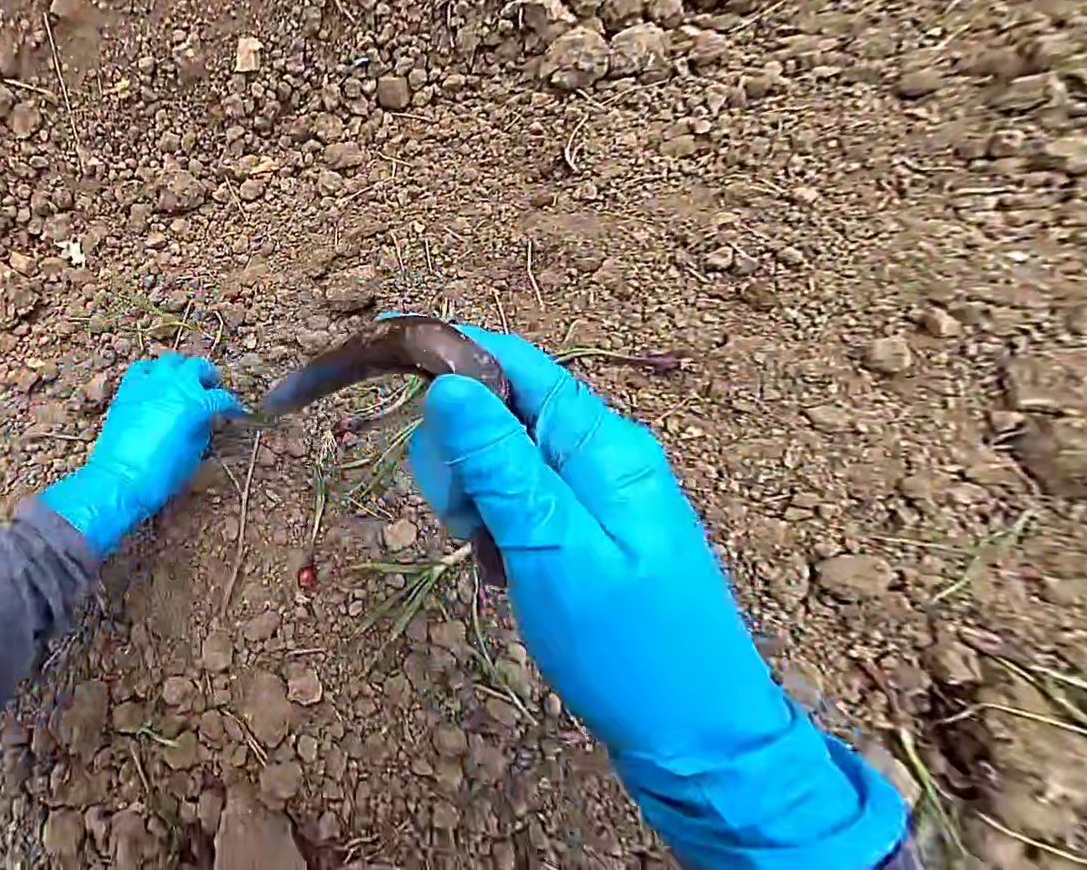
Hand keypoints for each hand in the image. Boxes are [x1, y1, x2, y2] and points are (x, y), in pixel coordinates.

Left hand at [38, 354, 243, 555]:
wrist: (119, 481)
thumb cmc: (160, 474)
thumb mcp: (194, 453)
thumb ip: (203, 429)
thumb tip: (206, 420)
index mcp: (197, 404)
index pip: (222, 397)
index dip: (232, 406)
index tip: (236, 412)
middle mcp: (175, 386)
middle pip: (198, 367)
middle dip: (208, 377)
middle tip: (211, 389)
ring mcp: (150, 384)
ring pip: (171, 360)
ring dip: (182, 368)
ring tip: (184, 381)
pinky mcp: (128, 388)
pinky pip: (143, 368)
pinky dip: (152, 371)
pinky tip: (155, 382)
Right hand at [408, 326, 905, 868]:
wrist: (694, 739)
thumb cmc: (628, 646)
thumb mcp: (552, 549)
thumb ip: (500, 462)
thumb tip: (448, 385)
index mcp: (600, 441)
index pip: (517, 363)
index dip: (454, 348)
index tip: (392, 347)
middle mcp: (595, 449)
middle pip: (498, 407)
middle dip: (459, 450)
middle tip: (464, 517)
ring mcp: (586, 485)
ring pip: (496, 453)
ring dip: (472, 492)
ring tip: (488, 552)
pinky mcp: (575, 518)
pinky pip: (512, 493)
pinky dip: (490, 519)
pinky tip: (500, 564)